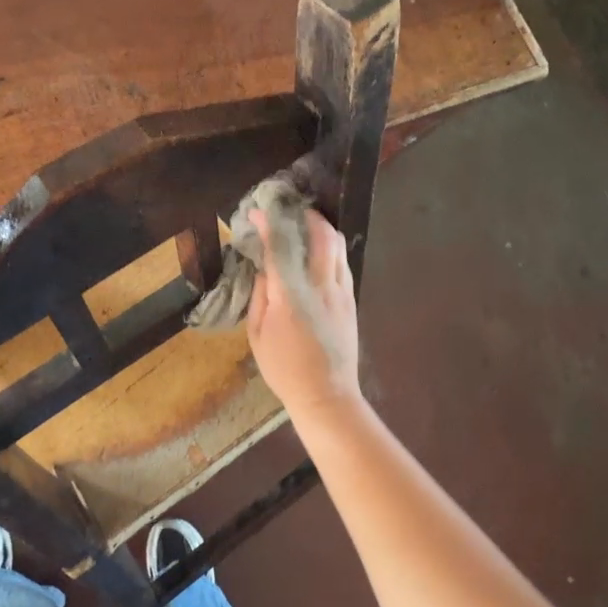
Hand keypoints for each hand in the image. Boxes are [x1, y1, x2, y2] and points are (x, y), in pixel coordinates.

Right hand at [246, 207, 361, 418]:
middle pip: (321, 235)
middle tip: (289, 211)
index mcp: (291, 295)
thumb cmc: (284, 368)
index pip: (280, 246)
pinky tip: (317, 253)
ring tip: (305, 226)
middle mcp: (321, 286)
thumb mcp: (257, 333)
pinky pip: (343, 262)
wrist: (326, 395)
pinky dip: (330, 248)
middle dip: (306, 216)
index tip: (257, 212)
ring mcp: (341, 292)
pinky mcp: (351, 300)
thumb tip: (264, 268)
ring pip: (338, 245)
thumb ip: (260, 295)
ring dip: (321, 228)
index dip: (268, 224)